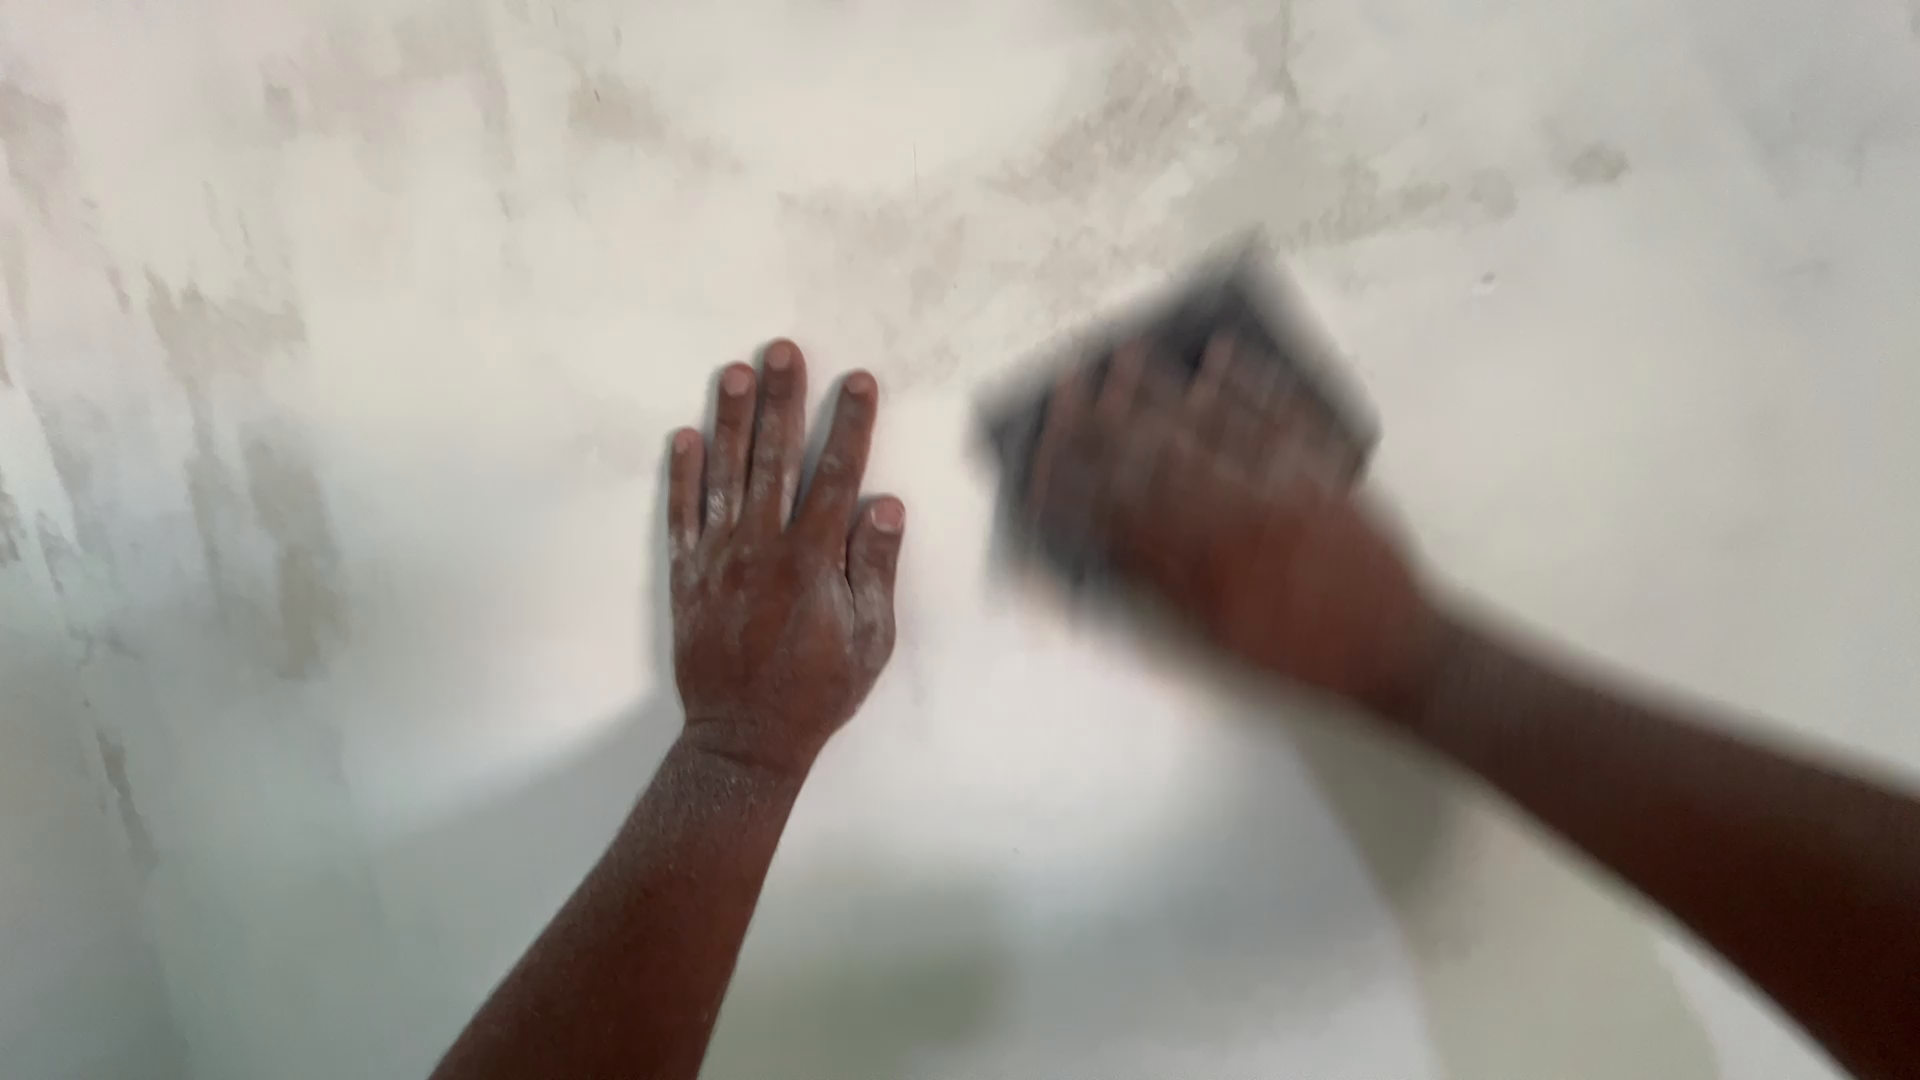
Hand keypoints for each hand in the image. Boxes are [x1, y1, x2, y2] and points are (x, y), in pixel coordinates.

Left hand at [667, 340, 903, 773]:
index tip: (858, 382)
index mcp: (812, 560)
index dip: (849, 426)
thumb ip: (875, 570)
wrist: (746, 737)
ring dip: (729, 421)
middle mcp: (762, 547)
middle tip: (782, 350)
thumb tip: (885, 505)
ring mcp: (719, 559)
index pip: (836, 477)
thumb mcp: (871, 640)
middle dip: (782, 400)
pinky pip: (682, 517)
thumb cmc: (819, 690)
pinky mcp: (687, 576)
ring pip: (724, 476)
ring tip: (734, 372)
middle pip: (774, 460)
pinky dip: (681, 476)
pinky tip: (682, 437)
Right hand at [1025, 338, 1439, 712]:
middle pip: (1155, 460)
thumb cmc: (1296, 656)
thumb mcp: (1216, 645)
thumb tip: (1105, 561)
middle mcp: (1234, 518)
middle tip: (1067, 392)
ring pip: (1209, 430)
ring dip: (1164, 392)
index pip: (1120, 515)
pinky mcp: (1321, 468)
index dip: (1075, 488)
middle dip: (1104, 425)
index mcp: (1203, 567)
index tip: (1038, 463)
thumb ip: (1160, 598)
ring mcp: (1279, 485)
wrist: (1396, 651)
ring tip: (1124, 357)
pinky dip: (1250, 383)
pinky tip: (1220, 355)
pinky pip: (1283, 418)